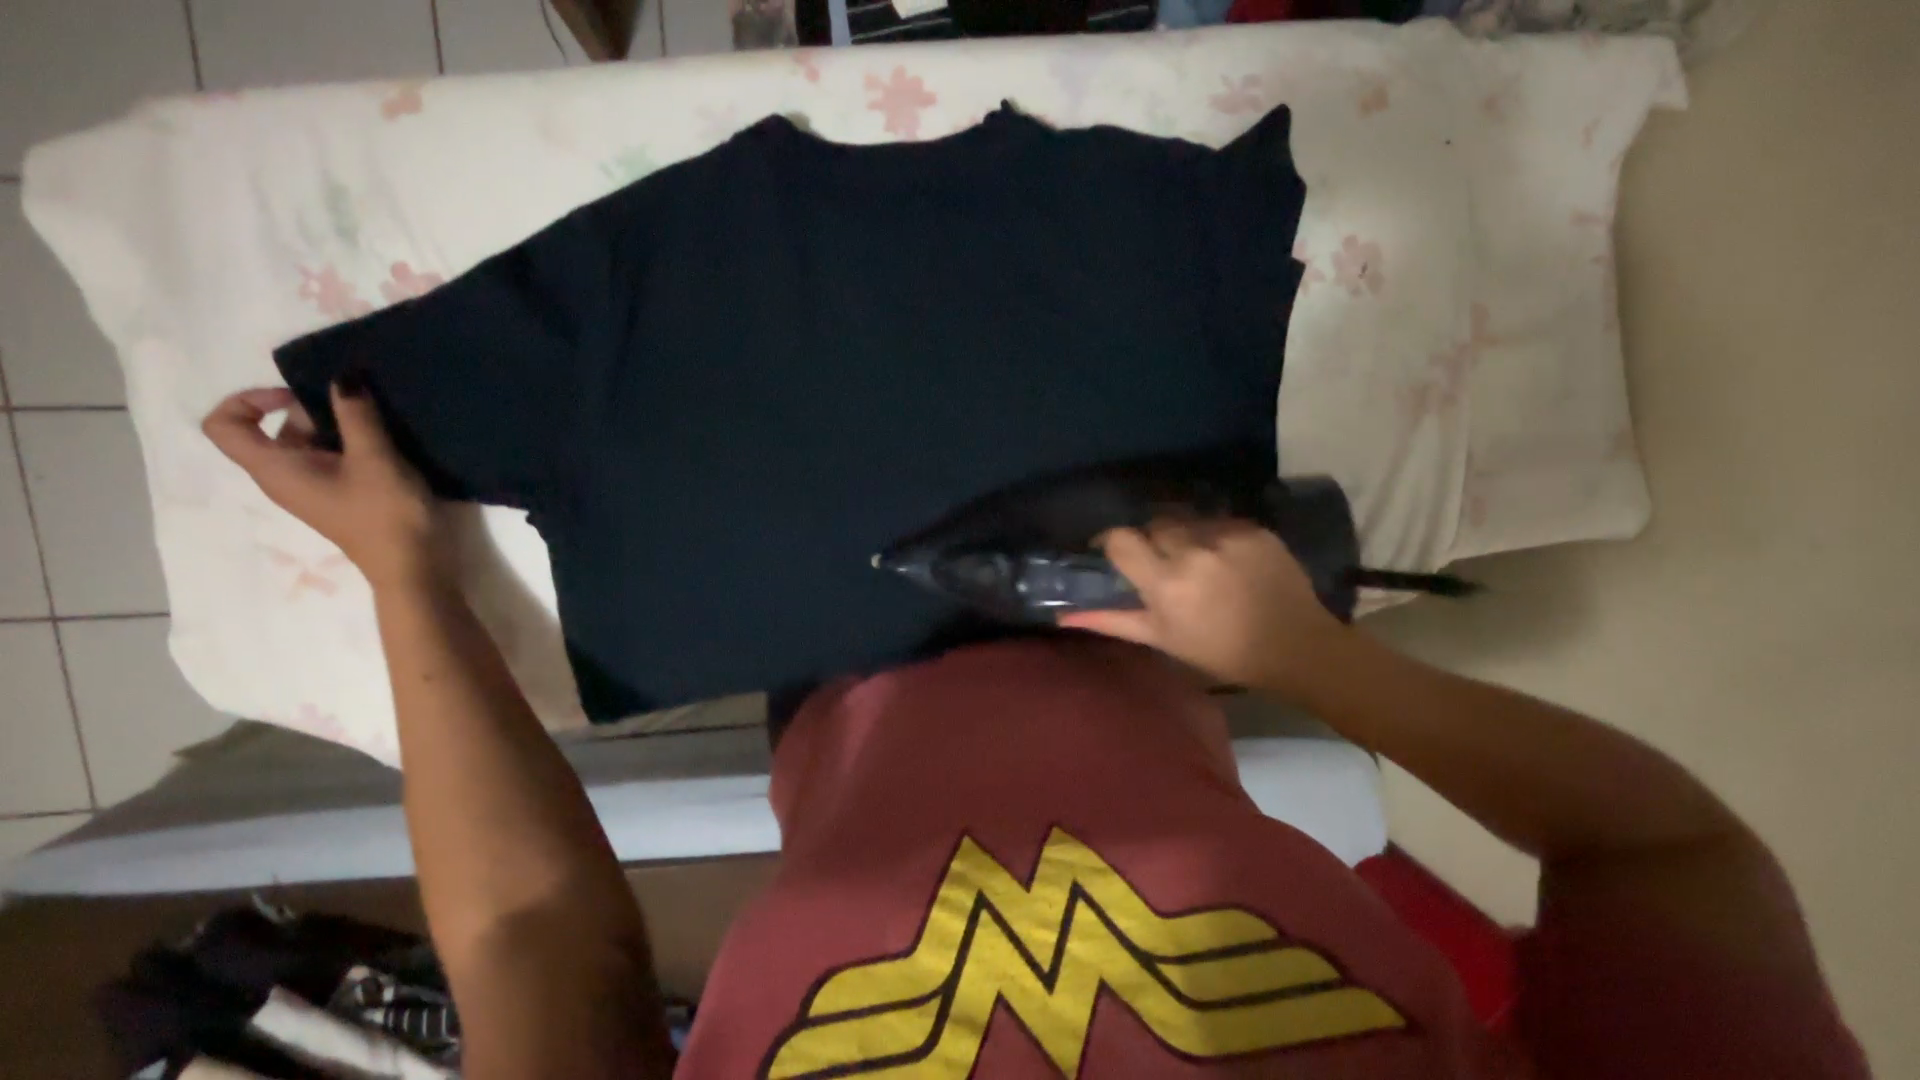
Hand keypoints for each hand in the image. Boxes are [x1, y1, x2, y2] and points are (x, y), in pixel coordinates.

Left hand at [202, 378, 442, 590]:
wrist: (416, 567)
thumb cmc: (386, 515)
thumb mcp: (374, 458)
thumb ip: (356, 414)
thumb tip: (342, 377)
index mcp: (276, 469)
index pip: (224, 426)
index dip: (248, 401)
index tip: (296, 396)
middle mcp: (286, 477)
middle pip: (276, 429)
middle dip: (313, 409)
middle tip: (358, 407)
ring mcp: (316, 487)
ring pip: (311, 442)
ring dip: (340, 425)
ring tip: (382, 421)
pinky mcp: (344, 494)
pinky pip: (334, 458)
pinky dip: (354, 443)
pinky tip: (390, 442)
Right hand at [1059, 518, 1348, 694]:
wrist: (1294, 645)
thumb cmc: (1222, 651)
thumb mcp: (1163, 639)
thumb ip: (1113, 621)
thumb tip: (1064, 617)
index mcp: (1166, 583)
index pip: (1121, 539)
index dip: (1112, 542)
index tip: (1113, 552)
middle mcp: (1193, 551)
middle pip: (1153, 525)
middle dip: (1152, 541)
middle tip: (1161, 563)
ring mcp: (1227, 536)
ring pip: (1187, 521)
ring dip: (1183, 536)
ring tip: (1196, 560)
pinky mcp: (1254, 528)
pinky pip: (1219, 522)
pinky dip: (1214, 536)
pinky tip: (1225, 559)